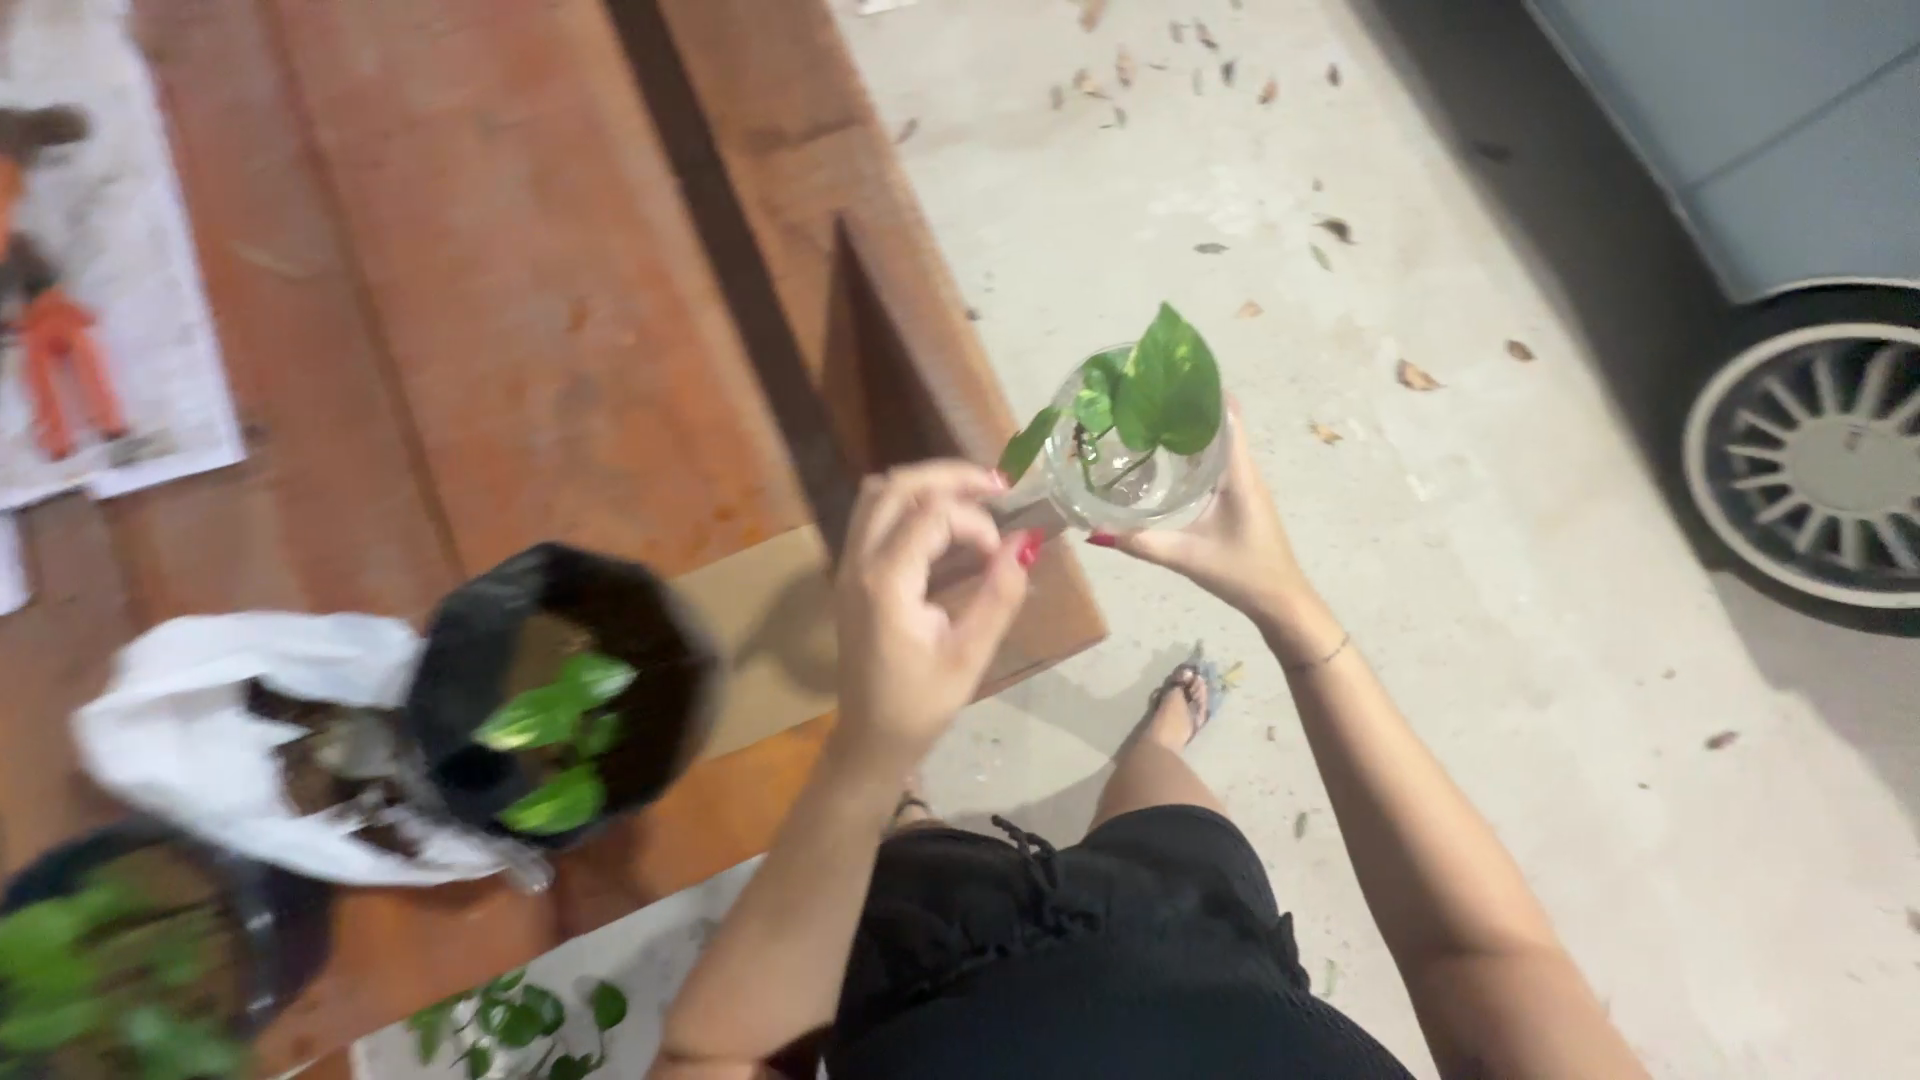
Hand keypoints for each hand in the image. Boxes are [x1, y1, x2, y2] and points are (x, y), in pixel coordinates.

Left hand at [834, 461, 1041, 770]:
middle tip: (997, 486)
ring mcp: (848, 566)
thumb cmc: (921, 705)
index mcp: (885, 583)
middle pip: (897, 486)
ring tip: (973, 498)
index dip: (975, 521)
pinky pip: (872, 516)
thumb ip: (999, 595)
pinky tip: (944, 523)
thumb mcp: (970, 656)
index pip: (931, 515)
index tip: (1000, 552)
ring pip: (878, 495)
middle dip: (949, 476)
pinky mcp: (851, 574)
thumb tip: (1025, 543)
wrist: (870, 739)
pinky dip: (908, 505)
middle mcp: (858, 563)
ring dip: (925, 485)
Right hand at [1089, 402, 1314, 619]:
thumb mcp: (1187, 558)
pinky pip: (1217, 463)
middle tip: (1146, 400)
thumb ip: (1141, 543)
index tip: (1171, 378)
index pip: (1228, 418)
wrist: (1282, 603)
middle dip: (1188, 408)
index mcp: (1239, 475)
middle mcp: (1245, 472)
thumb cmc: (1243, 574)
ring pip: (1219, 445)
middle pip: (1220, 425)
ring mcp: (1245, 485)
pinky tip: (1168, 461)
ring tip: (1150, 421)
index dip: (1205, 393)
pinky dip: (1195, 454)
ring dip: (1191, 431)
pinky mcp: (1240, 499)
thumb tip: (1094, 531)